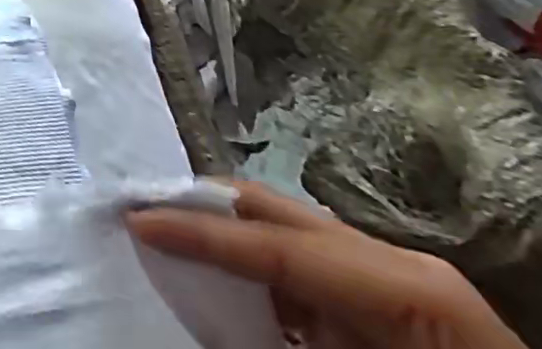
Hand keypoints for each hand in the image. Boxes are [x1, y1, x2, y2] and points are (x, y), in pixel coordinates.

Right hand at [127, 181, 526, 348]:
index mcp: (402, 283)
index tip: (138, 218)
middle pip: (277, 214)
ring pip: (286, 237)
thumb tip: (212, 320)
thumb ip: (280, 336)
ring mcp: (389, 279)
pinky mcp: (383, 303)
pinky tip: (221, 285)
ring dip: (225, 239)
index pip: (278, 243)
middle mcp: (391, 263)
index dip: (201, 231)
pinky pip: (304, 276)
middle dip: (206, 208)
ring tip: (166, 234)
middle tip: (142, 206)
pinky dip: (256, 276)